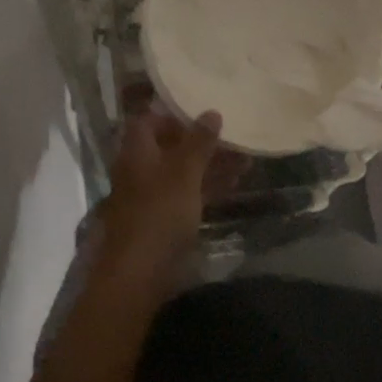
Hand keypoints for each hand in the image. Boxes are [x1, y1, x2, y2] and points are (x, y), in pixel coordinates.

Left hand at [89, 110, 227, 293]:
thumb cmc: (160, 212)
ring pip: (183, 172)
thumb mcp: (184, 172)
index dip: (173, 114)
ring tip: (246, 159)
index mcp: (136, 151)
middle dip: (202, 142)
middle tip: (233, 136)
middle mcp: (140, 169)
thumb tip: (211, 112)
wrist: (141, 270)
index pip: (148, 120)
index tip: (202, 112)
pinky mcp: (164, 219)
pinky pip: (188, 194)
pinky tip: (236, 183)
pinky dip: (208, 187)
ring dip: (211, 165)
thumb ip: (199, 142)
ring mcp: (152, 196)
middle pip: (170, 147)